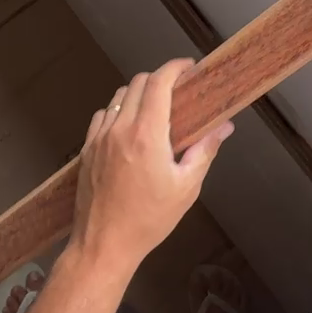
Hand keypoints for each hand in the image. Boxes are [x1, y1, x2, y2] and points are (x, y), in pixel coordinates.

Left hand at [69, 58, 232, 274]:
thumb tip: (225, 125)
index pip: (158, 83)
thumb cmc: (150, 219)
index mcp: (146, 134)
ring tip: (156, 108)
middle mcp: (120, 129)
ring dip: (138, 93)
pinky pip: (102, 116)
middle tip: (178, 90)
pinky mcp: (86, 149)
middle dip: (159, 79)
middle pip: (137, 83)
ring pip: (118, 97)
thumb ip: (205, 150)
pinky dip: (118, 111)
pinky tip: (129, 128)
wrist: (103, 245)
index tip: (189, 68)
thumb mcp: (186, 187)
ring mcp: (99, 138)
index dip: (174, 68)